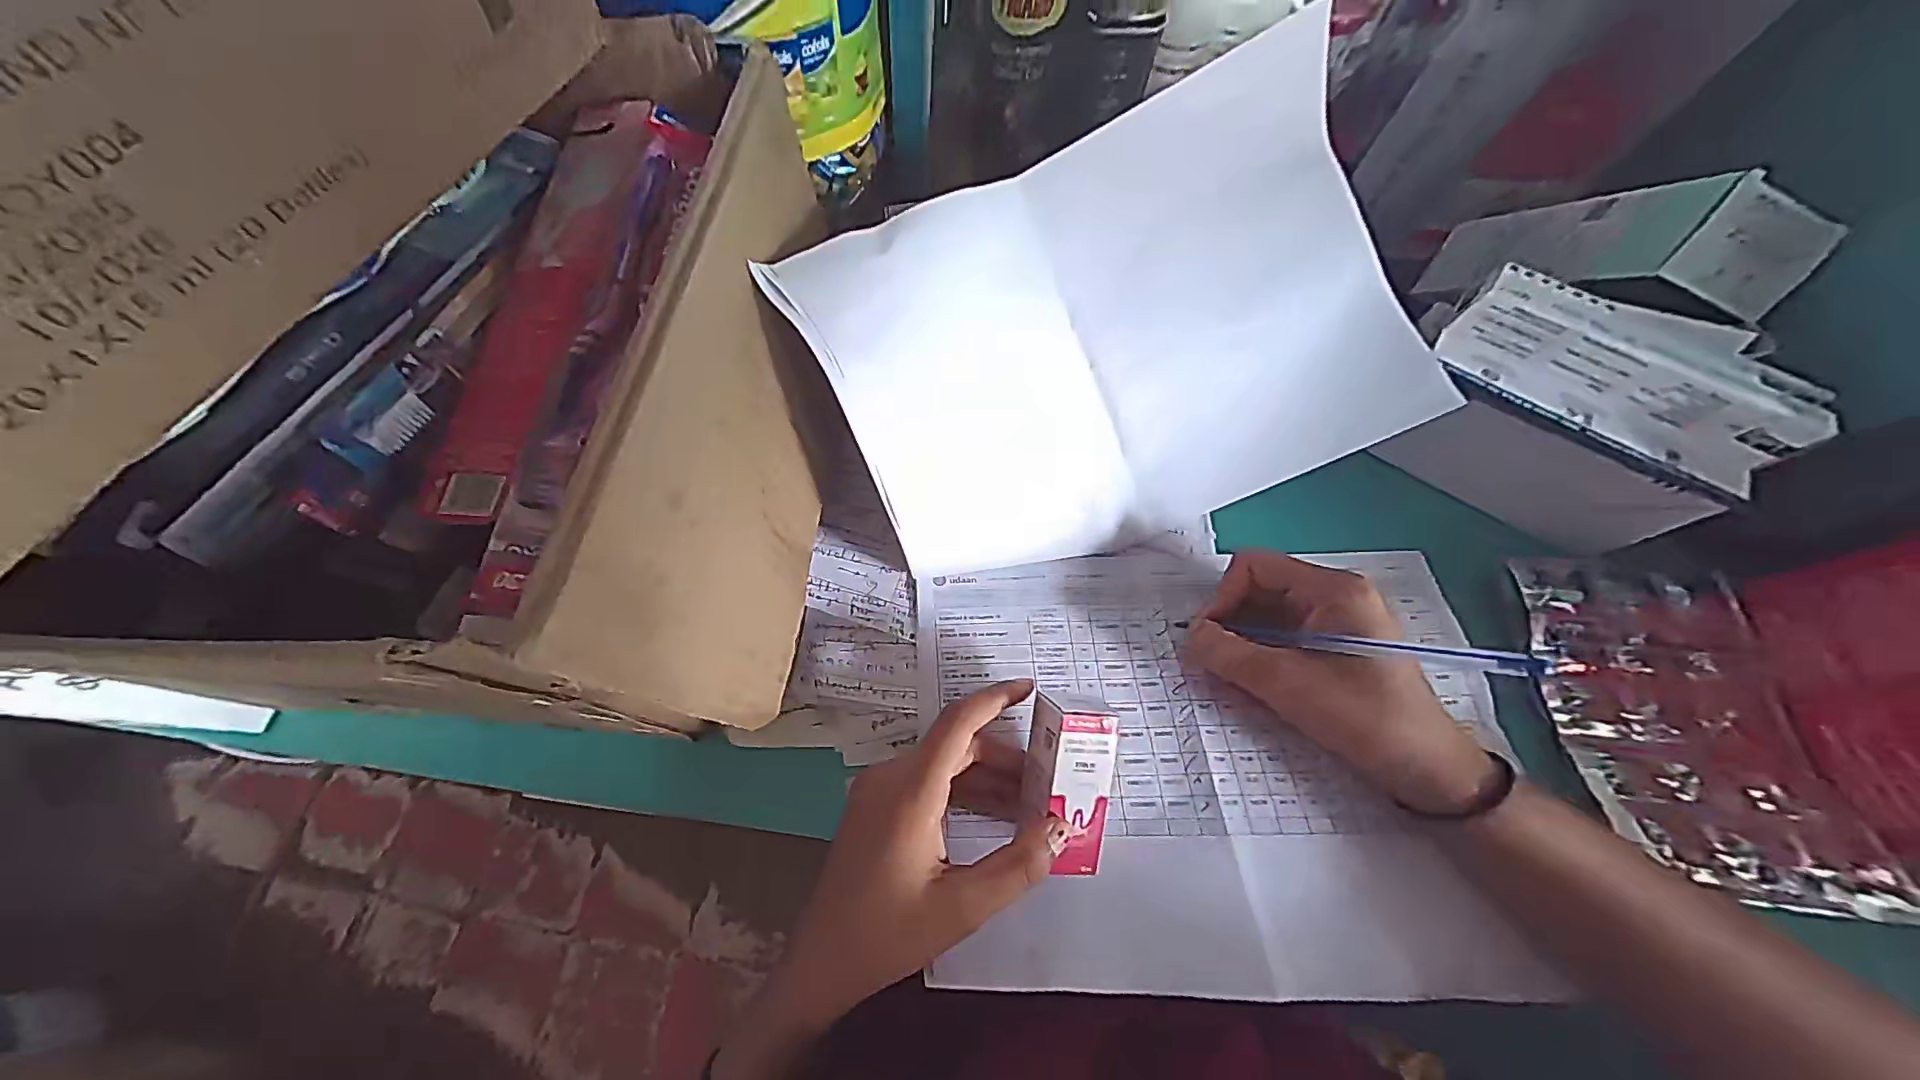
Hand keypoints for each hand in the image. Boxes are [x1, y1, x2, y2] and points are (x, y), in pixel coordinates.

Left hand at [711, 680, 1065, 1079]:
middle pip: (957, 746)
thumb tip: (1058, 828)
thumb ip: (1018, 866)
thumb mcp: (963, 907)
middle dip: (1005, 757)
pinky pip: (926, 781)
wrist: (822, 961)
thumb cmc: (887, 935)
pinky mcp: (874, 804)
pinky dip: (962, 790)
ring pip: (943, 764)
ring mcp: (878, 789)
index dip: (995, 699)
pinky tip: (992, 815)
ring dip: (986, 776)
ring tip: (1028, 801)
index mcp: (910, 792)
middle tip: (1047, 778)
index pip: (958, 724)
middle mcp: (891, 777)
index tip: (1029, 688)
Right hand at [1182, 551, 1496, 813]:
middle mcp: (1335, 597)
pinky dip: (1258, 658)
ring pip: (1267, 618)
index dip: (1221, 598)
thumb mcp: (1285, 684)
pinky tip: (1250, 686)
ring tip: (1226, 678)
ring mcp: (1337, 624)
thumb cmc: (1363, 718)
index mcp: (1332, 589)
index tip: (1206, 639)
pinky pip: (1282, 640)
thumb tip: (1190, 636)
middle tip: (1209, 662)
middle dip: (1228, 623)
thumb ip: (1228, 654)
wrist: (1429, 772)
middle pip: (1258, 591)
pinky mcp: (1335, 651)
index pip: (1254, 568)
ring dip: (1240, 644)